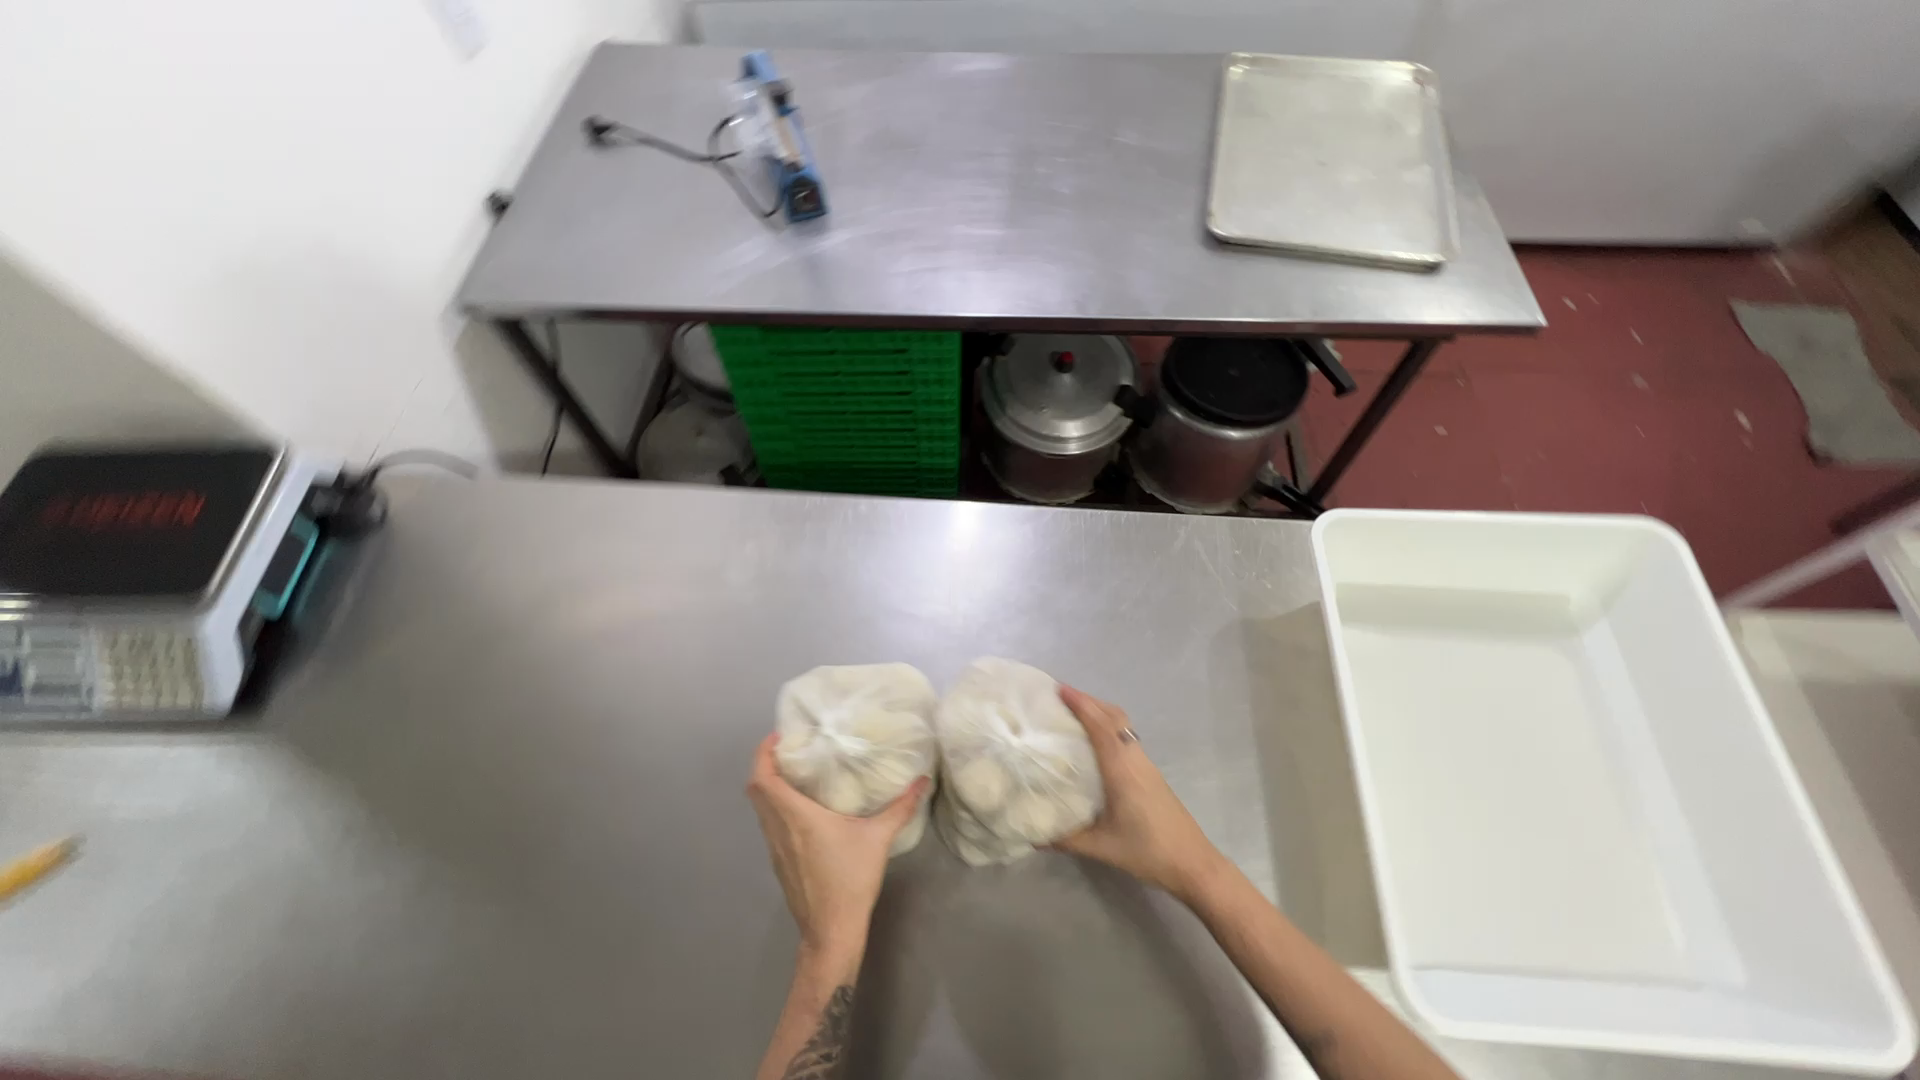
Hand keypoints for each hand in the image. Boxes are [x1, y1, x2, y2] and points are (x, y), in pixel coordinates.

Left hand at [747, 734, 928, 959]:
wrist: (831, 930)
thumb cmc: (850, 880)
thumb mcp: (879, 839)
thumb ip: (901, 807)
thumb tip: (923, 781)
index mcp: (795, 815)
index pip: (763, 777)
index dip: (763, 753)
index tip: (779, 737)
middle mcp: (778, 828)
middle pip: (756, 790)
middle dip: (765, 765)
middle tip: (790, 751)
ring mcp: (774, 848)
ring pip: (760, 809)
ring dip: (769, 788)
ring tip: (796, 774)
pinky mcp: (779, 863)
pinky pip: (769, 825)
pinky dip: (776, 808)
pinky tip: (802, 810)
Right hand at [1052, 686, 1227, 902]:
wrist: (1193, 863)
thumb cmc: (1148, 851)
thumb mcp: (1101, 848)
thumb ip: (1065, 839)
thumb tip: (1031, 834)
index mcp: (1121, 769)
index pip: (1101, 726)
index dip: (1081, 704)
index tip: (1058, 689)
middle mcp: (1134, 759)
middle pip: (1114, 717)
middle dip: (1088, 701)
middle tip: (1059, 698)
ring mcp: (1145, 765)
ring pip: (1122, 726)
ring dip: (1099, 713)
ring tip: (1072, 714)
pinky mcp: (1150, 774)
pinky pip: (1126, 738)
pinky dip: (1108, 728)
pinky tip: (1094, 743)